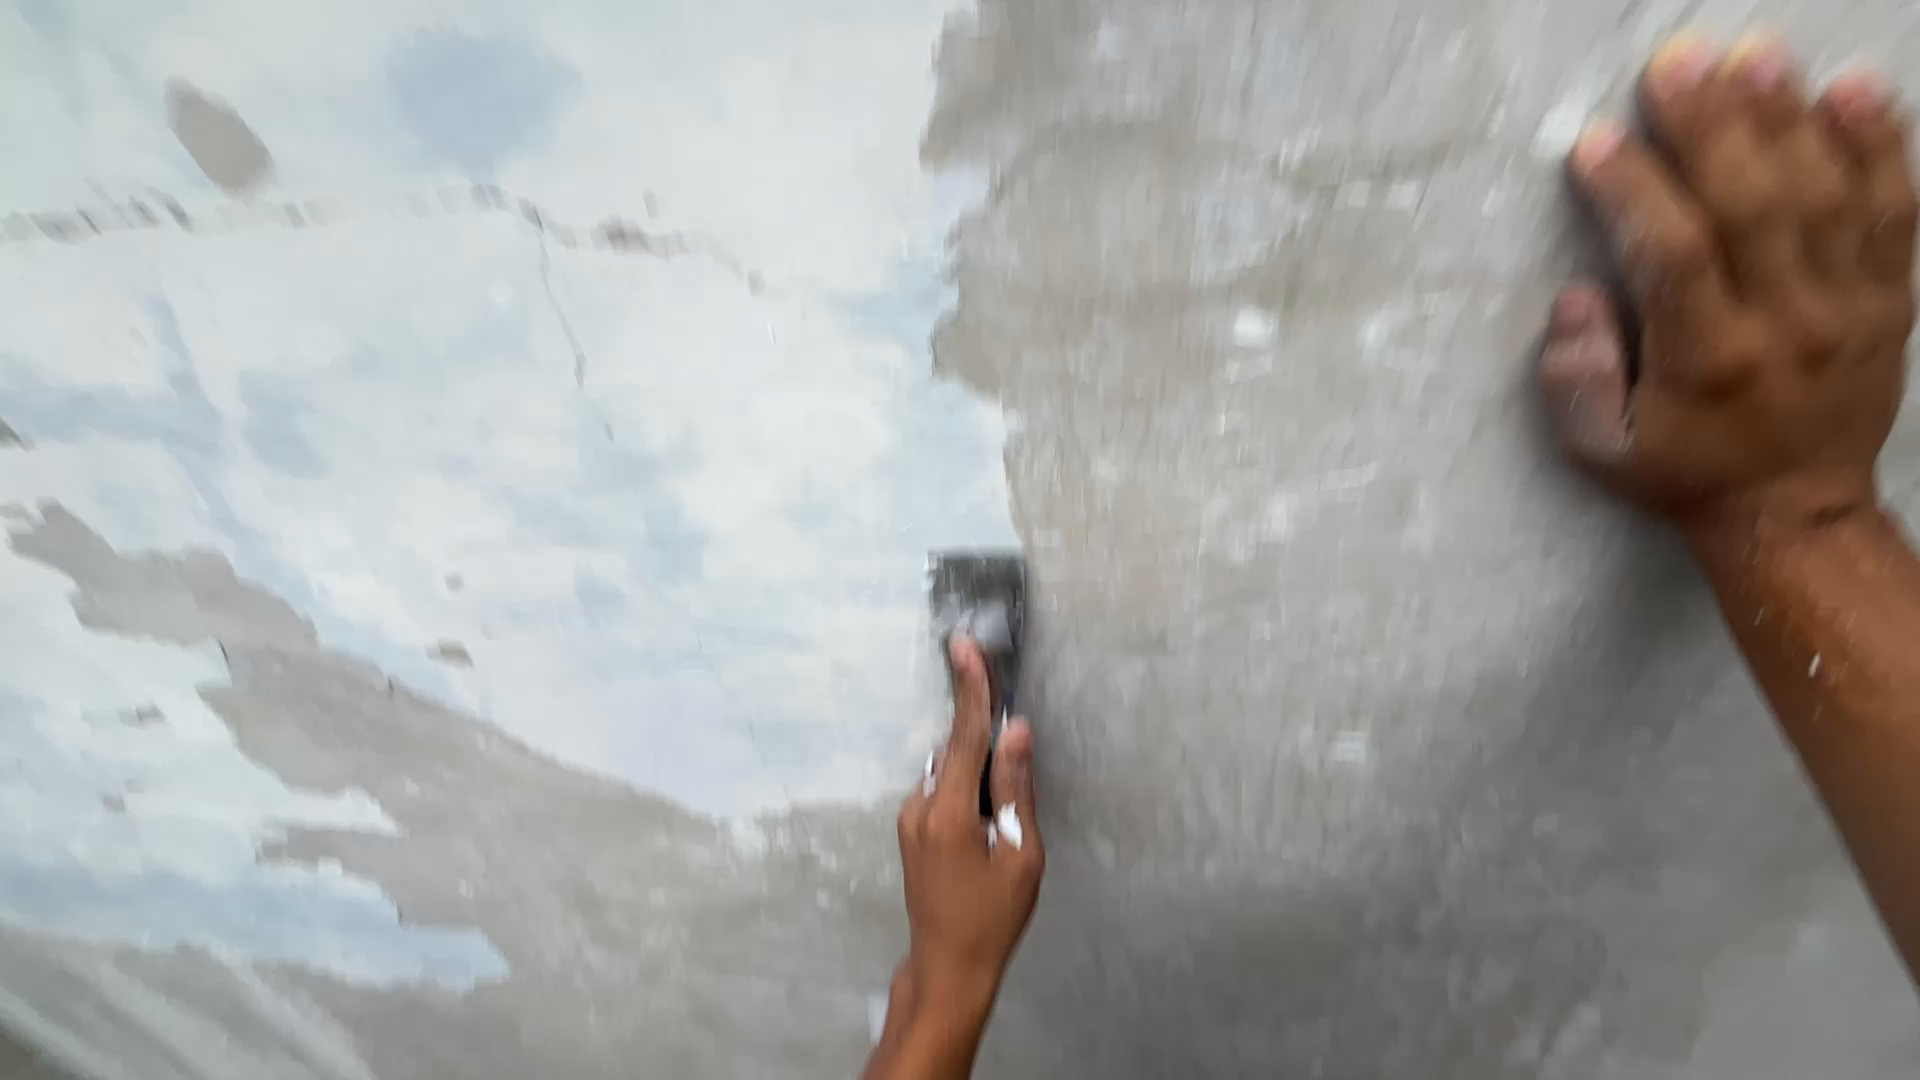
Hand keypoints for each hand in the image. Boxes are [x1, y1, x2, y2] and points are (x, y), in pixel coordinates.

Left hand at [896, 635, 1044, 1018]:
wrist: (947, 966)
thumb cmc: (993, 916)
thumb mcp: (1021, 854)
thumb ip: (1016, 787)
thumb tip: (1015, 729)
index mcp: (947, 810)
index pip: (964, 734)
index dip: (970, 686)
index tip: (964, 645)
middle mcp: (919, 804)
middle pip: (958, 751)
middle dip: (990, 749)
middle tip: (1014, 798)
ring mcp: (908, 816)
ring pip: (951, 771)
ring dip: (979, 775)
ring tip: (1001, 829)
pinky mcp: (909, 826)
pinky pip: (942, 789)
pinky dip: (967, 790)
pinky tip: (983, 831)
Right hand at [1541, 32, 1913, 544]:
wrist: (1791, 506)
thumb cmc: (1675, 474)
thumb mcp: (1596, 449)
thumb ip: (1577, 378)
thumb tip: (1577, 296)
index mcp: (1708, 359)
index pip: (1672, 255)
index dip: (1633, 192)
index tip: (1594, 144)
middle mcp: (1789, 318)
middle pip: (1754, 203)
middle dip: (1711, 126)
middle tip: (1678, 63)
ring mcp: (1853, 300)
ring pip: (1827, 191)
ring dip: (1788, 115)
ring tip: (1751, 54)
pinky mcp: (1892, 292)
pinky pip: (1898, 206)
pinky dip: (1881, 142)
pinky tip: (1854, 89)